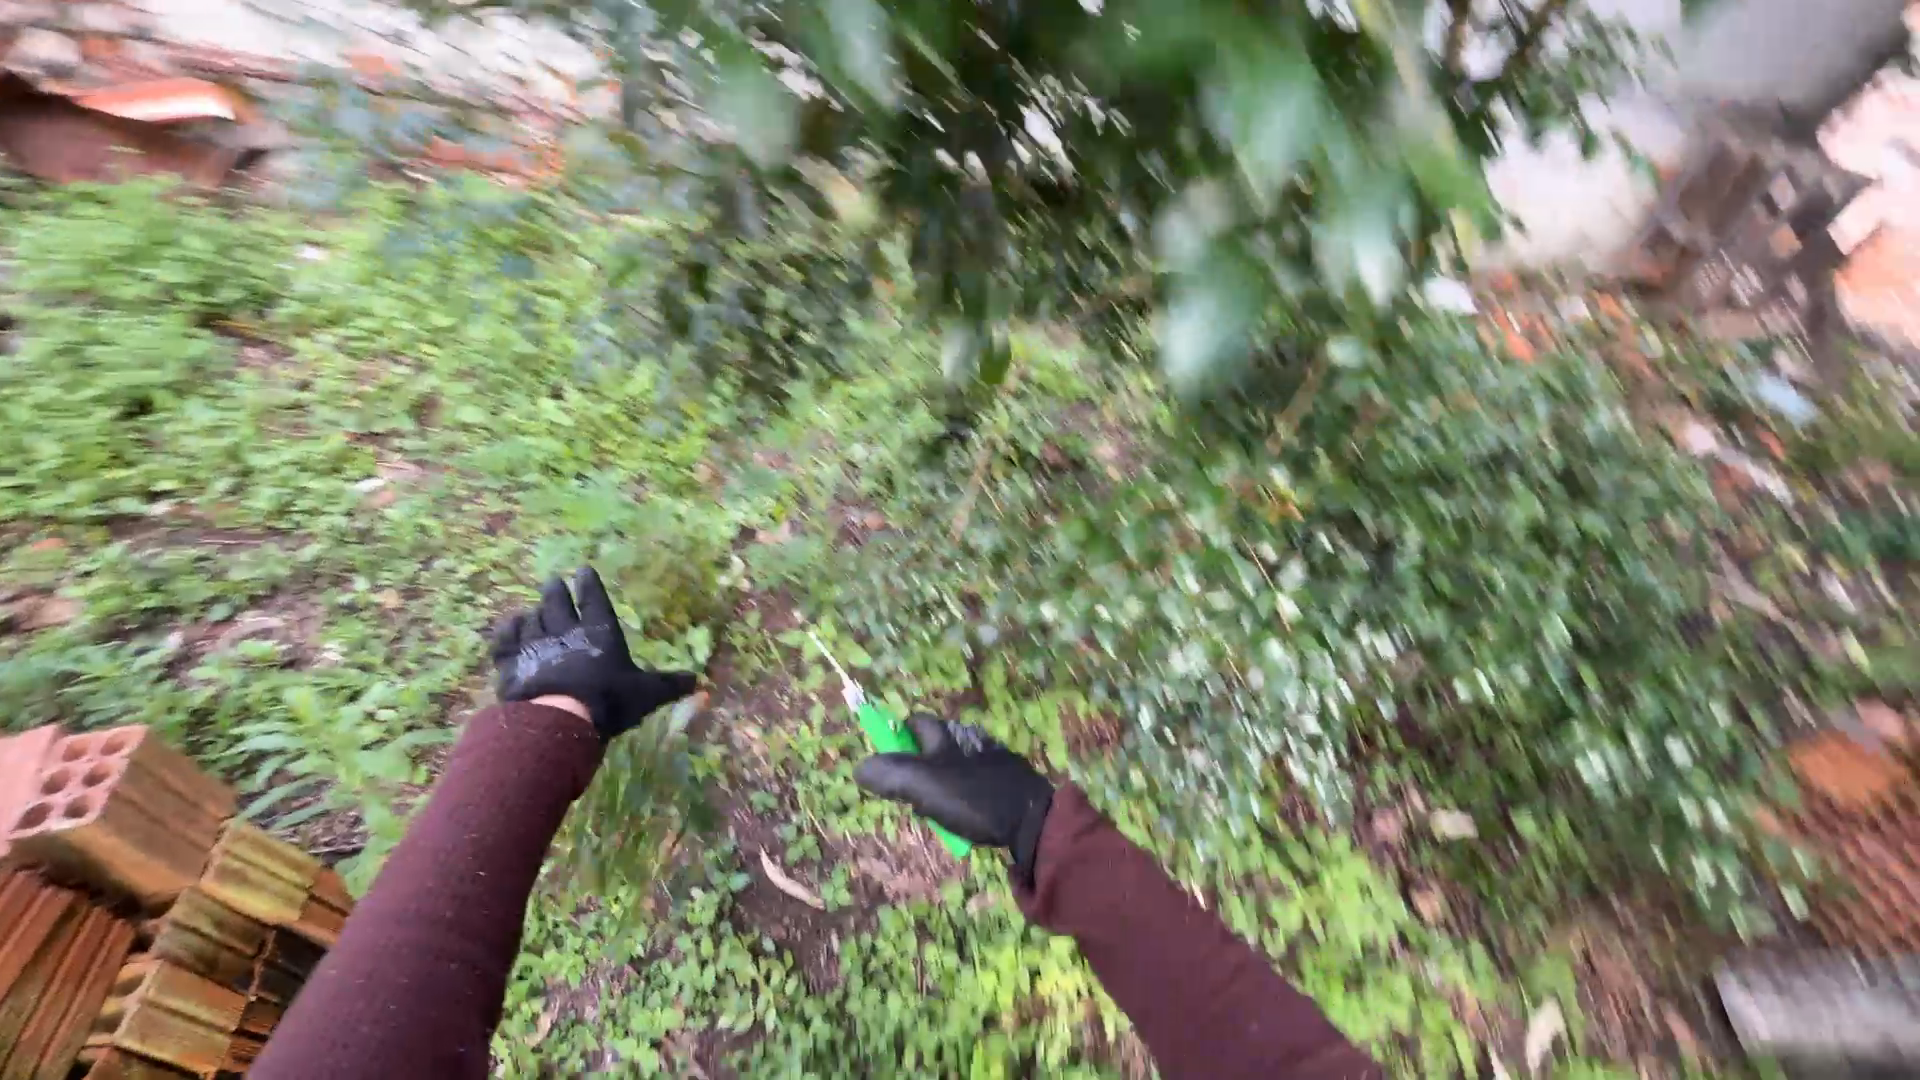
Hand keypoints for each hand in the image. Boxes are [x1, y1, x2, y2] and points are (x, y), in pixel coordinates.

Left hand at [489, 566, 698, 741]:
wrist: (559, 719)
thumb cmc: (609, 700)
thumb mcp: (647, 693)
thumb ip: (670, 684)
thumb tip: (698, 681)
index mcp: (600, 631)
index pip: (594, 599)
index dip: (589, 583)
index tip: (583, 570)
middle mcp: (566, 631)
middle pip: (557, 603)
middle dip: (556, 590)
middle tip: (553, 580)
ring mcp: (535, 646)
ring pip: (532, 619)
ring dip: (534, 610)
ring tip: (533, 604)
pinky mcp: (511, 665)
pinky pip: (506, 640)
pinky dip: (507, 630)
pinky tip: (509, 625)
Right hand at [854, 714, 1053, 884]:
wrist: (1033, 818)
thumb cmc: (975, 798)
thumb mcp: (925, 786)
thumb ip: (892, 775)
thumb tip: (860, 767)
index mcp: (948, 736)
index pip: (917, 722)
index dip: (900, 735)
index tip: (890, 758)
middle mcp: (970, 739)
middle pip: (936, 743)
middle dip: (920, 763)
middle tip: (912, 793)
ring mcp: (992, 758)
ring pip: (957, 763)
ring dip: (943, 781)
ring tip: (939, 808)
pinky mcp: (1008, 778)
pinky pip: (977, 780)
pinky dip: (965, 793)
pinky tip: (968, 813)